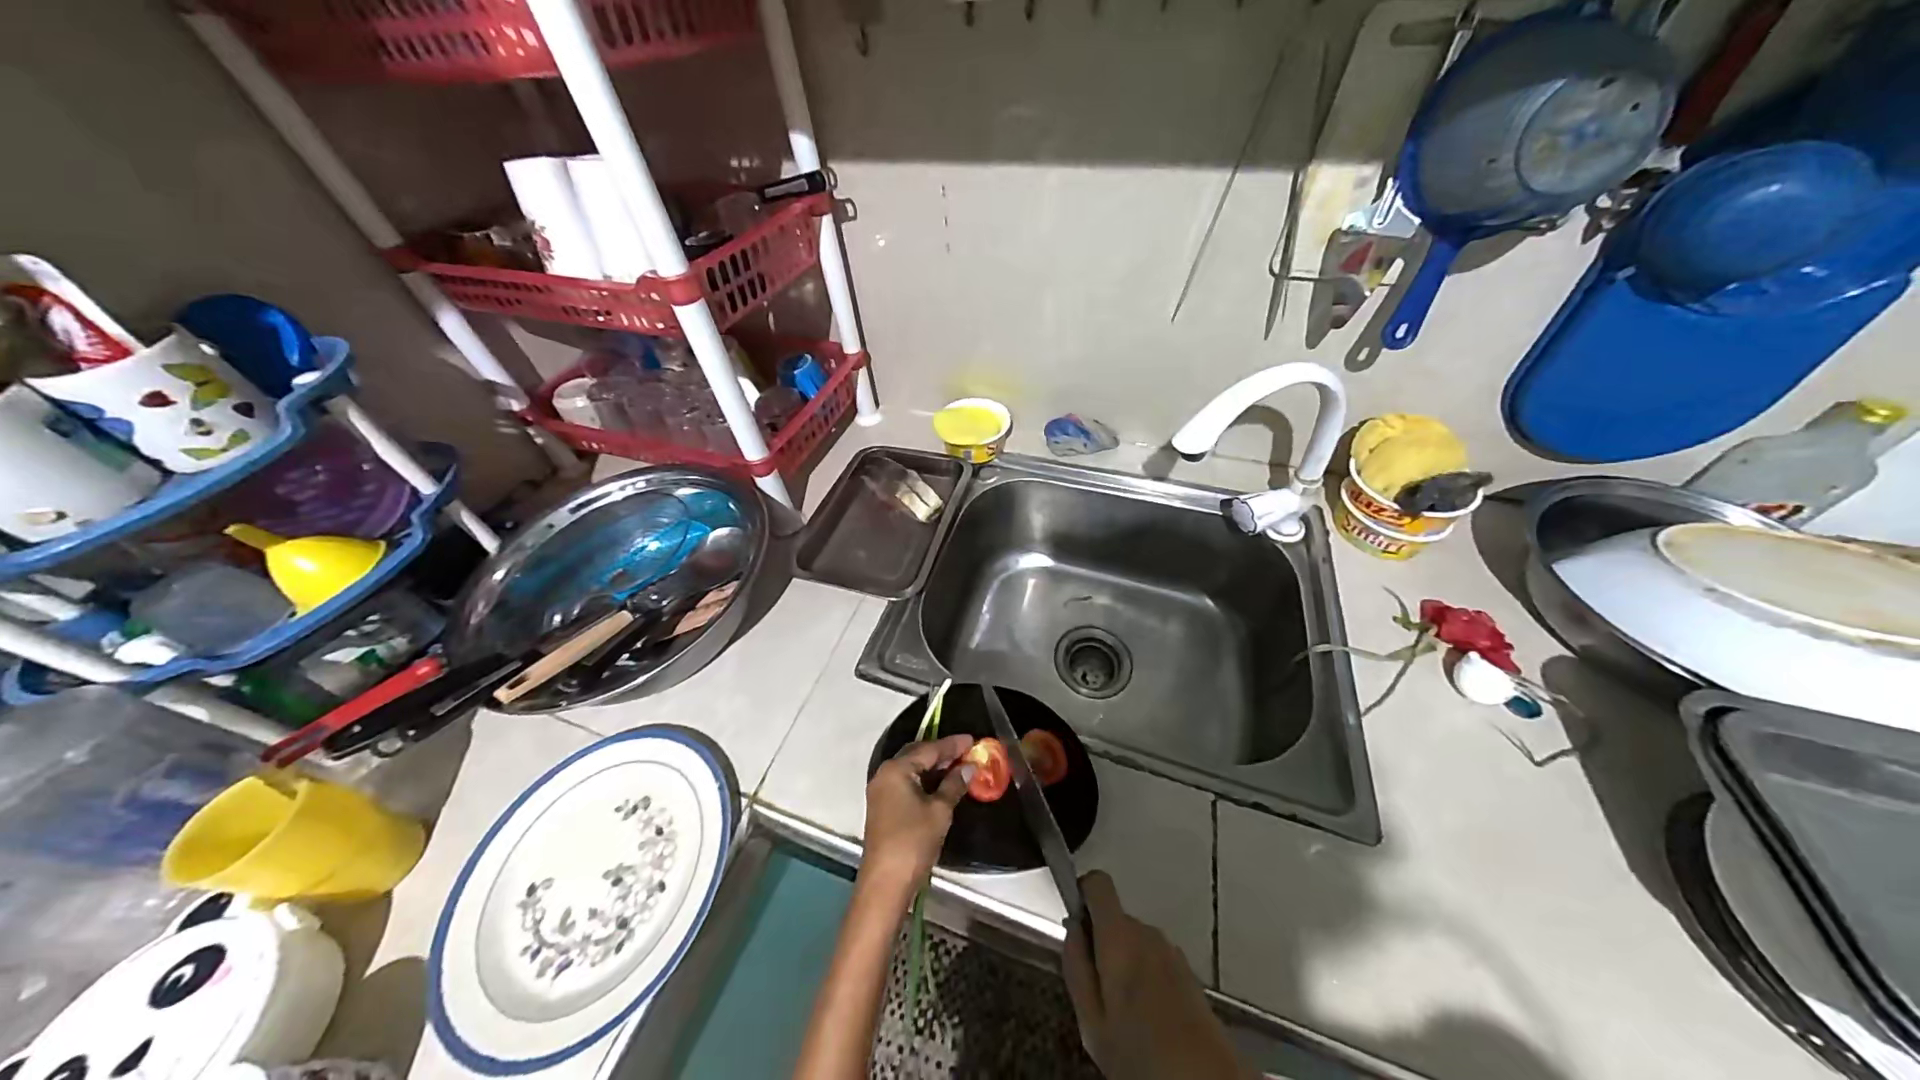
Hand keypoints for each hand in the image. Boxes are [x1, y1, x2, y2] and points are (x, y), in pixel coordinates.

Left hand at [860, 734, 974, 895]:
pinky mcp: (883, 806)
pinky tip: (942, 784)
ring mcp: (881, 791)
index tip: (973, 740)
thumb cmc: (914, 841)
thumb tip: (968, 768)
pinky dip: (925, 780)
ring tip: (959, 765)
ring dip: (934, 767)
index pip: (928, 749)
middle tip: (967, 751)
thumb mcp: (940, 811)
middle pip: (917, 755)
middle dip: (942, 753)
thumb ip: (954, 785)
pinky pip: (907, 783)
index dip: (952, 744)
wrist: (886, 881)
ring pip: (911, 769)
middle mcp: (885, 774)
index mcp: (897, 769)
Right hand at [1064, 871, 1250, 1079]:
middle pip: (1115, 917)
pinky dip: (1144, 975)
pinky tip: (1147, 1016)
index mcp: (1119, 938)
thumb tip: (1071, 927)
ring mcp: (1171, 951)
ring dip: (1124, 962)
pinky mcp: (1188, 970)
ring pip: (1134, 940)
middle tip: (1097, 990)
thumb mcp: (1091, 1020)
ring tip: (1123, 1011)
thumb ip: (1075, 966)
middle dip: (1101, 943)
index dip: (1082, 894)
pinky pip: (1153, 958)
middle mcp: (1148, 934)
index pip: (1098, 883)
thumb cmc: (1141, 1056)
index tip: (1076, 924)